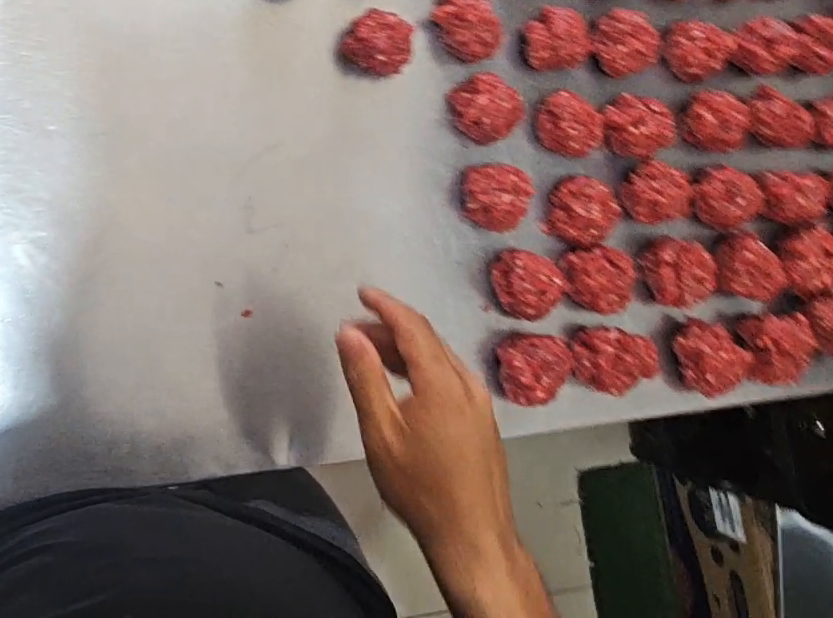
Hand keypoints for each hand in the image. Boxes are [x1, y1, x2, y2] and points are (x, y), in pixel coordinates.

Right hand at [338, 288, 540, 613]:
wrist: (474, 539)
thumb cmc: (420, 488)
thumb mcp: (381, 433)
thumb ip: (364, 377)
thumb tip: (349, 332)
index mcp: (443, 381)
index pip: (412, 326)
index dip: (385, 305)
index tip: (362, 293)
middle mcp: (467, 383)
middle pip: (427, 339)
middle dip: (390, 326)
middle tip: (355, 331)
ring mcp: (480, 402)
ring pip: (439, 357)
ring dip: (405, 348)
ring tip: (372, 354)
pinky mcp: (483, 419)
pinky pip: (449, 376)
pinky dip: (422, 367)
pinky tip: (404, 383)